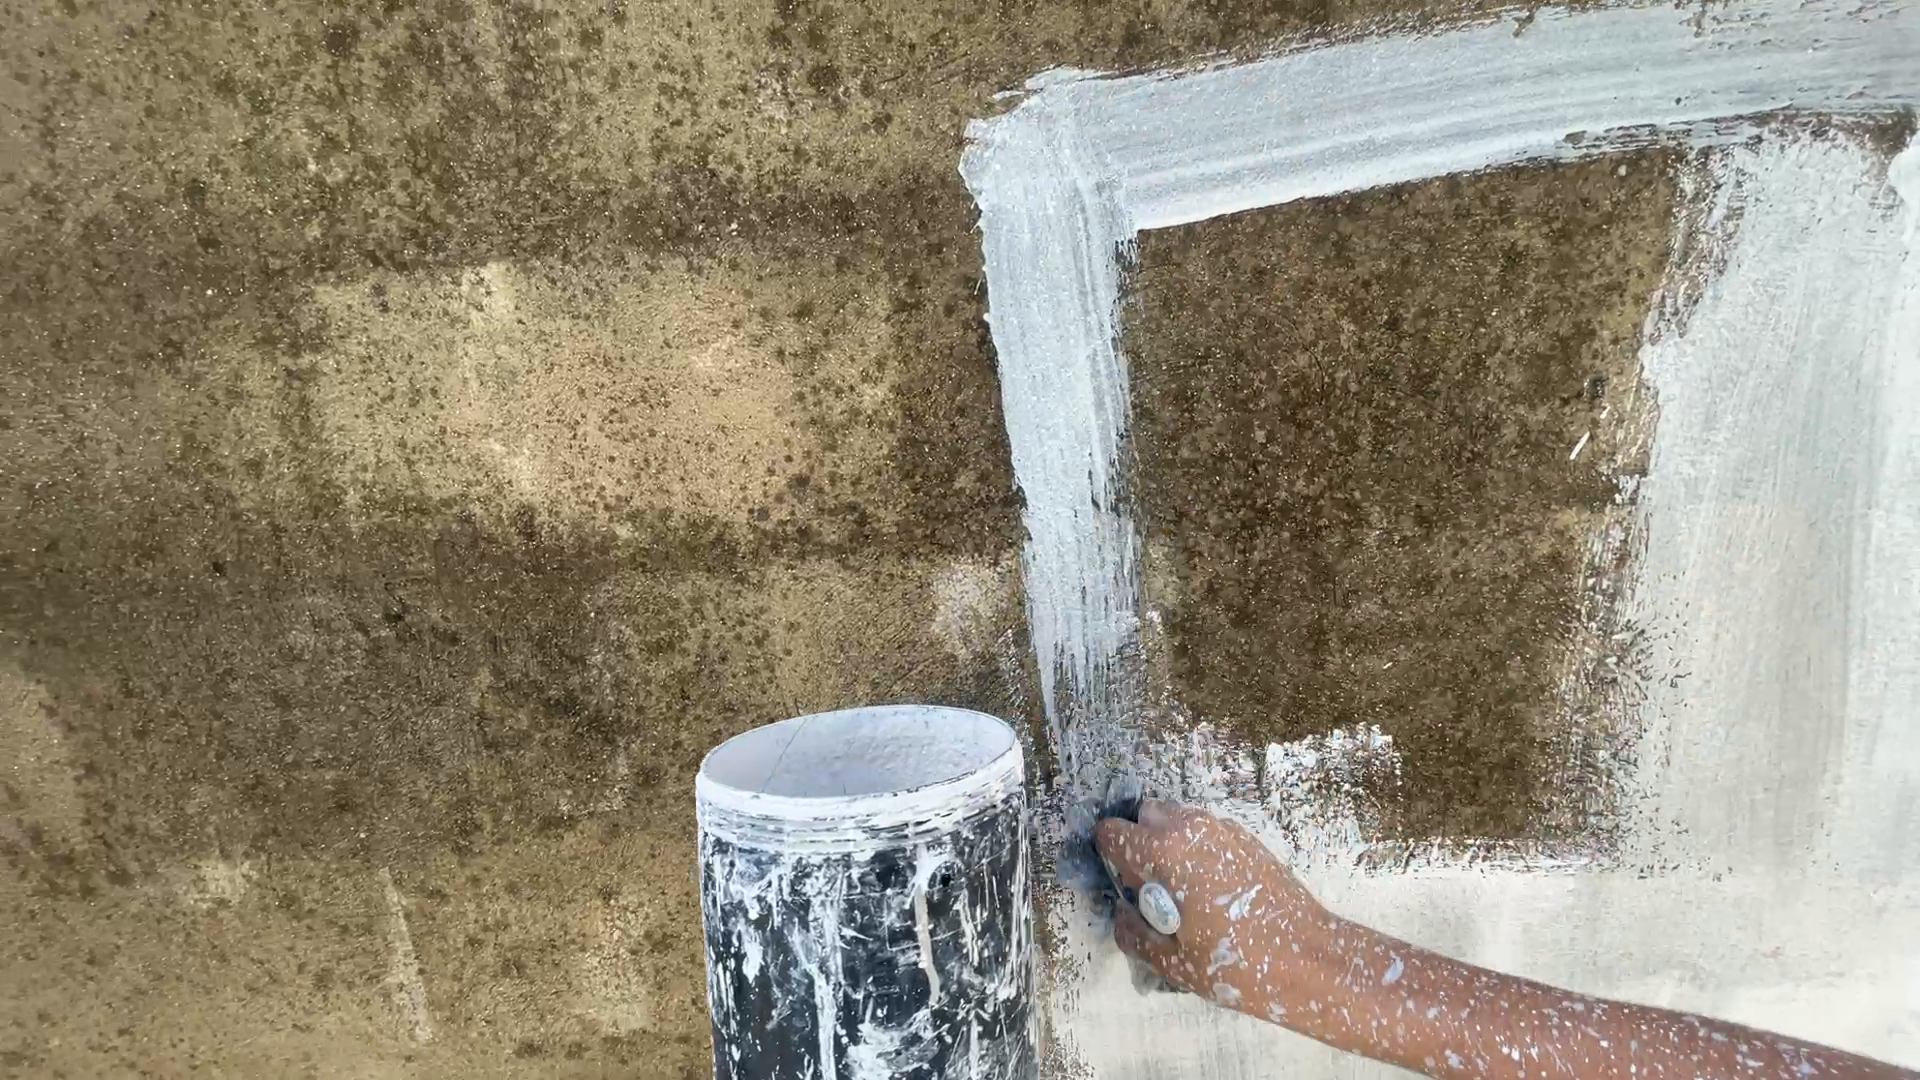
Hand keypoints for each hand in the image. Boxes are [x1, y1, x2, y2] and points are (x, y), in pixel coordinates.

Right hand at [1094, 799, 1343, 1025]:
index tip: (1126, 882)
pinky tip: (1215, 887)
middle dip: (1140, 841)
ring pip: (1175, 817)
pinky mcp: (1243, 835)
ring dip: (1168, 840)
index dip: (1110, 855)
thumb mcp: (1175, 964)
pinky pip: (1204, 828)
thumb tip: (1122, 915)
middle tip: (1155, 884)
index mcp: (1162, 854)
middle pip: (1144, 814)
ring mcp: (1218, 827)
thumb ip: (1135, 935)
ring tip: (1186, 886)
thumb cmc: (1239, 965)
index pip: (1112, 831)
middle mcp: (1186, 829)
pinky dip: (1197, 846)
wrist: (1311, 958)